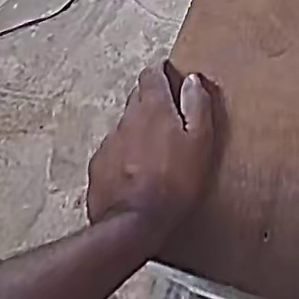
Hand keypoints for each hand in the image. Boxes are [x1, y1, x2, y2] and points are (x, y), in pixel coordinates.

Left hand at [87, 62, 216, 243]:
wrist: (133, 225)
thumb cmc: (174, 183)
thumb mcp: (200, 142)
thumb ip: (197, 106)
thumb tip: (192, 80)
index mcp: (153, 107)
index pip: (151, 74)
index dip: (161, 73)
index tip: (170, 76)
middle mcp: (127, 118)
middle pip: (138, 97)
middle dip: (152, 101)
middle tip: (170, 117)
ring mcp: (109, 142)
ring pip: (126, 126)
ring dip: (139, 131)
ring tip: (155, 153)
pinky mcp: (98, 166)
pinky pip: (114, 152)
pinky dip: (125, 156)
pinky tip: (137, 174)